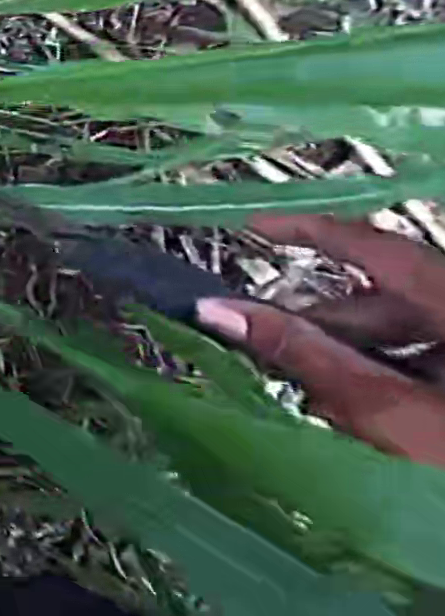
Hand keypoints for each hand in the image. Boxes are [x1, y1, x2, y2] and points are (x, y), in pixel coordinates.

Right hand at [193, 215, 444, 465]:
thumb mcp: (393, 412)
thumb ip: (301, 352)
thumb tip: (213, 307)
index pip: (378, 247)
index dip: (309, 230)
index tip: (250, 223)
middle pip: (401, 297)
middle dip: (331, 320)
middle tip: (272, 346)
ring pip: (429, 333)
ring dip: (369, 354)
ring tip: (331, 395)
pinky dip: (413, 376)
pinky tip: (388, 412)